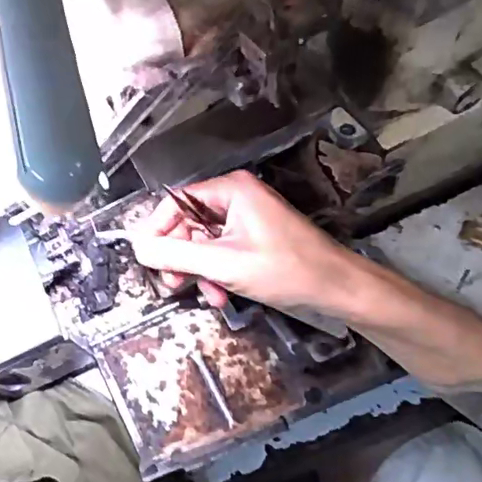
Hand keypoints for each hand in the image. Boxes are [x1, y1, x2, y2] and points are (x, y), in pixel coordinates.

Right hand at [124, 170, 378, 321]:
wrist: (342, 291)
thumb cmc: (291, 270)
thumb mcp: (224, 264)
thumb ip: (176, 254)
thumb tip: (140, 249)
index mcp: (230, 190)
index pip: (174, 202)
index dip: (156, 229)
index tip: (146, 255)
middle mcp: (235, 197)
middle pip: (186, 223)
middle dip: (179, 255)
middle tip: (172, 281)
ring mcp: (244, 217)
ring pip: (201, 241)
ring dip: (197, 269)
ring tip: (204, 292)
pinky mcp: (252, 237)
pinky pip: (218, 250)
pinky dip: (214, 271)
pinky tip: (220, 292)